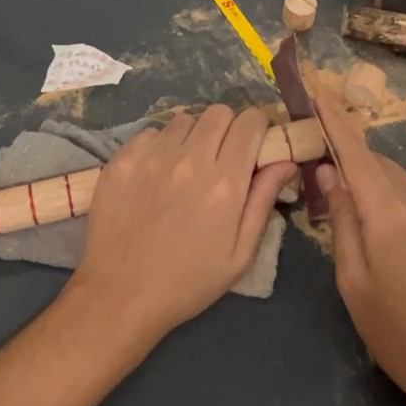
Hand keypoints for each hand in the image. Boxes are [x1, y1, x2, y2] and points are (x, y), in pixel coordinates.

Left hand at [70, 105, 296, 339]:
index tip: (254, 143)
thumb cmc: (188, 282)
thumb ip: (263, 201)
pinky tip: (156, 175)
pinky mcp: (123, 158)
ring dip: (192, 136)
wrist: (121, 293)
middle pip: (218, 113)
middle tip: (221, 156)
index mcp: (224, 183)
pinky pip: (150, 133)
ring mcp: (152, 155)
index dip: (257, 128)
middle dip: (227, 128)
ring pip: (183, 120)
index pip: (249, 123)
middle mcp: (189, 160)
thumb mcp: (240, 254)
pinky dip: (159, 146)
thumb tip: (284, 160)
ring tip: (186, 167)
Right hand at [312, 85, 405, 398]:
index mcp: (386, 210)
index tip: (313, 93)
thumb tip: (329, 172)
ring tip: (331, 177)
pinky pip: (403, 191)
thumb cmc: (393, 327)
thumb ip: (340, 218)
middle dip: (342, 145)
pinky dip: (378, 185)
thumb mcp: (351, 276)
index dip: (332, 119)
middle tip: (308, 147)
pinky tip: (362, 205)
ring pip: (390, 173)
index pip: (354, 150)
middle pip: (372, 157)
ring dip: (361, 166)